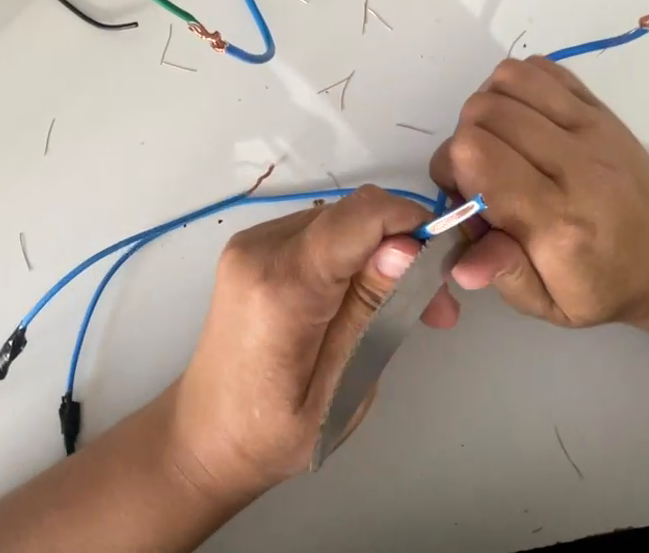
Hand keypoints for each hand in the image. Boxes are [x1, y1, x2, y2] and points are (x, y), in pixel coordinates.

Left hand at [168, 185, 458, 502]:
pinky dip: (349, 253)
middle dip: (402, 244)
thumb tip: (405, 247)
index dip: (411, 224)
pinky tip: (361, 296)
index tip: (443, 263)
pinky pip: (318, 230)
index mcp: (281, 287)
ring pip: (339, 218)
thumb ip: (370, 310)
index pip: (358, 218)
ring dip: (378, 250)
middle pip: (352, 213)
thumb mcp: (339, 387)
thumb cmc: (273, 432)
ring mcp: (252, 243)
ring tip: (402, 307)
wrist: (204, 434)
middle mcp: (261, 249)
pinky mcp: (253, 246)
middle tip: (433, 305)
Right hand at [431, 57, 648, 327]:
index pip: (478, 156)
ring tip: (498, 142)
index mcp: (559, 221)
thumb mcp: (551, 305)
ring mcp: (593, 128)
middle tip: (478, 172)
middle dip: (462, 138)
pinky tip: (521, 120)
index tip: (462, 196)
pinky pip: (540, 68)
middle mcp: (577, 165)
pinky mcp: (601, 109)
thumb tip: (462, 263)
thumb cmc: (603, 287)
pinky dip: (516, 86)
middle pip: (485, 111)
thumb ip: (503, 275)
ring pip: (509, 79)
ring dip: (487, 107)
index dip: (450, 168)